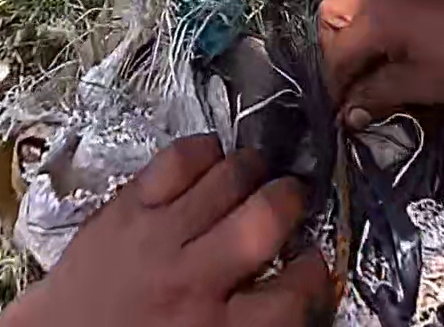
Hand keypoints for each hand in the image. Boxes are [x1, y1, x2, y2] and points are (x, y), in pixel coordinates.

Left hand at [0, 136, 329, 326]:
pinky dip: (203, 148)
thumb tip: (288, 295)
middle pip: (264, 219)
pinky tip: (212, 154)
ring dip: (252, 167)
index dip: (315, 271)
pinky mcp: (128, 203)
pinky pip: (177, 159)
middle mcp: (195, 279)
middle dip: (290, 199)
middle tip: (293, 195)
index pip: (292, 296)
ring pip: (227, 178)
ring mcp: (159, 233)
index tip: (313, 260)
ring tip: (258, 169)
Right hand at [319, 0, 443, 126]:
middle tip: (352, 87)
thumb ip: (377, 95)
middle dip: (334, 52)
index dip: (334, 86)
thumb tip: (347, 114)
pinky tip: (395, 59)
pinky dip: (372, 31)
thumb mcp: (422, 86)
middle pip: (332, 17)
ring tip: (373, 76)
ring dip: (353, 41)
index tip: (341, 115)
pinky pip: (376, 7)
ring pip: (353, 9)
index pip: (336, 52)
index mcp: (376, 15)